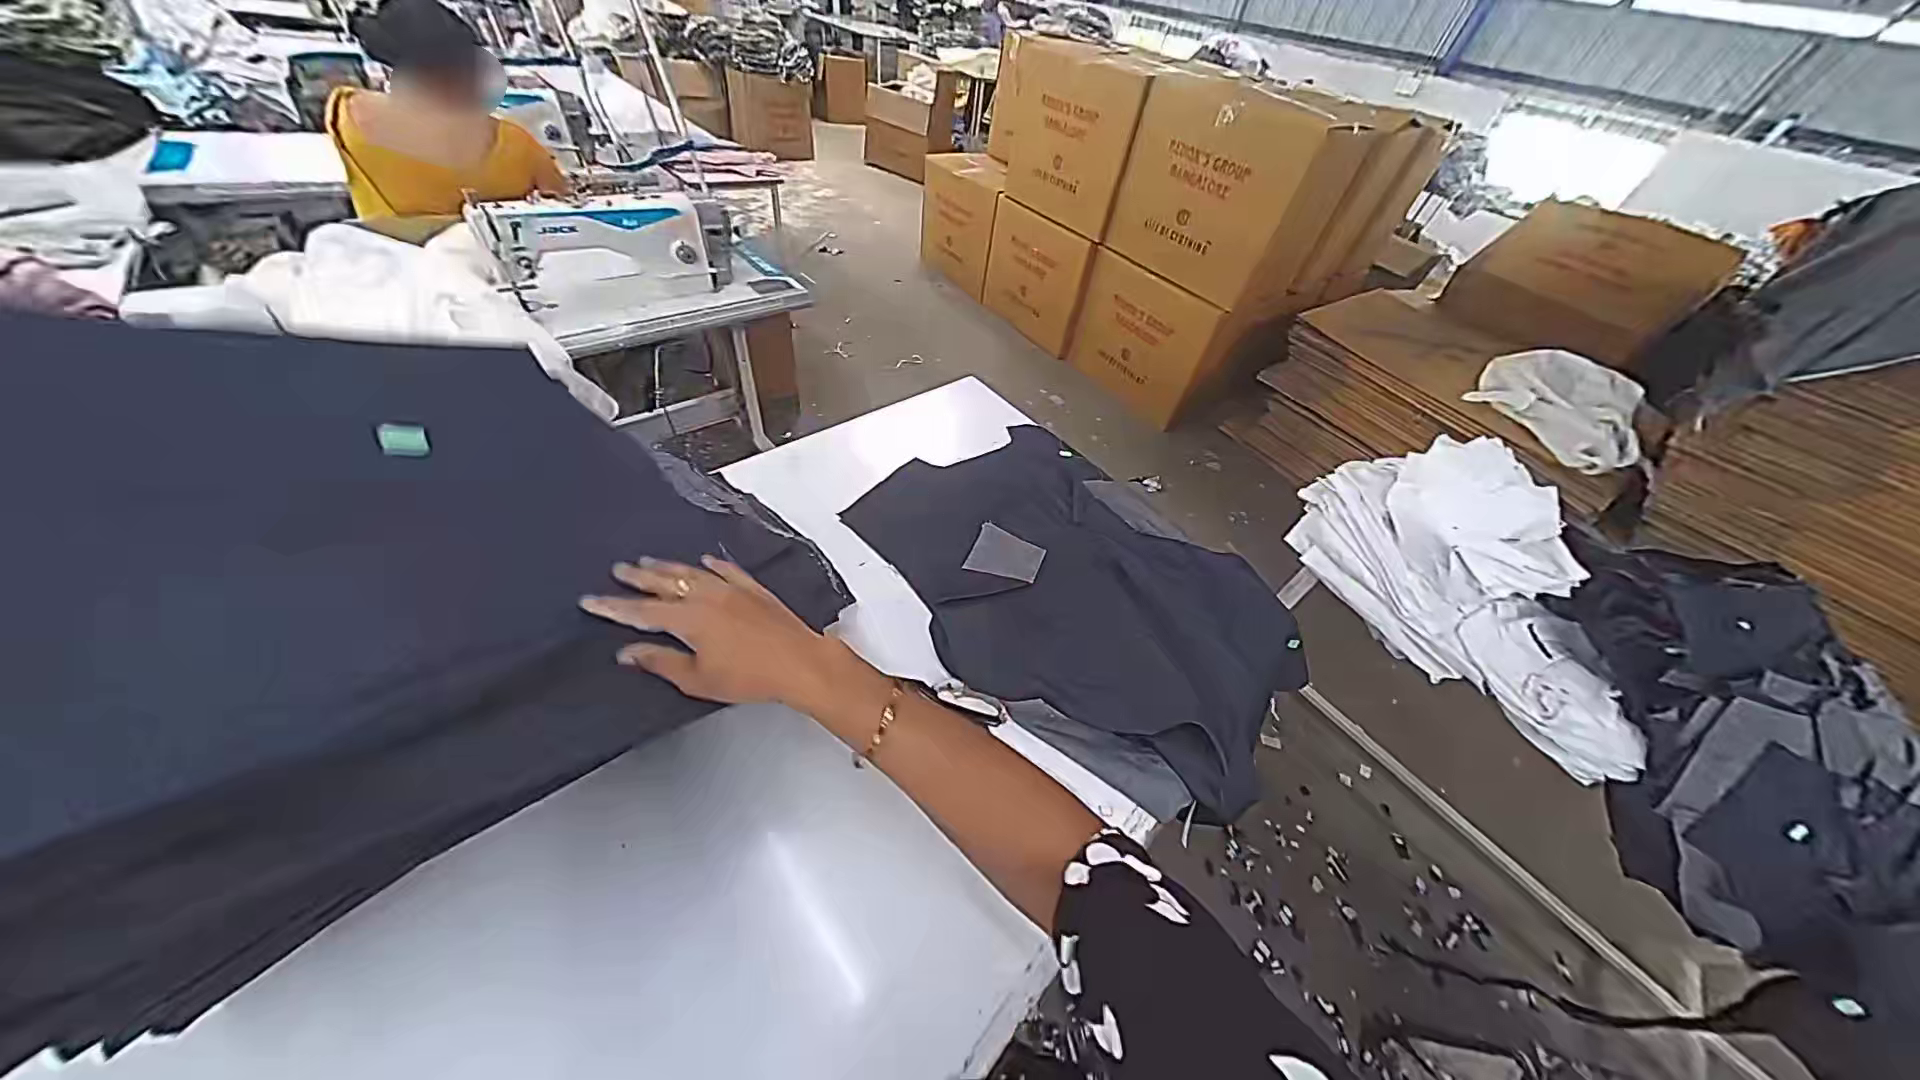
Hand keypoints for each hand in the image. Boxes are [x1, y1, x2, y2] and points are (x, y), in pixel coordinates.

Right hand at [579, 555, 876, 711]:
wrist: (799, 662)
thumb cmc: (750, 676)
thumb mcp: (698, 679)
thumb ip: (661, 662)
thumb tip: (629, 652)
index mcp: (689, 619)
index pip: (641, 612)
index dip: (614, 607)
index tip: (590, 601)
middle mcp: (709, 597)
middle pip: (666, 584)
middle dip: (638, 577)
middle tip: (618, 570)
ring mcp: (734, 590)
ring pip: (694, 573)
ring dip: (670, 567)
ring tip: (650, 562)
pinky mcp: (755, 590)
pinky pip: (729, 571)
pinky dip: (714, 565)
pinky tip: (707, 560)